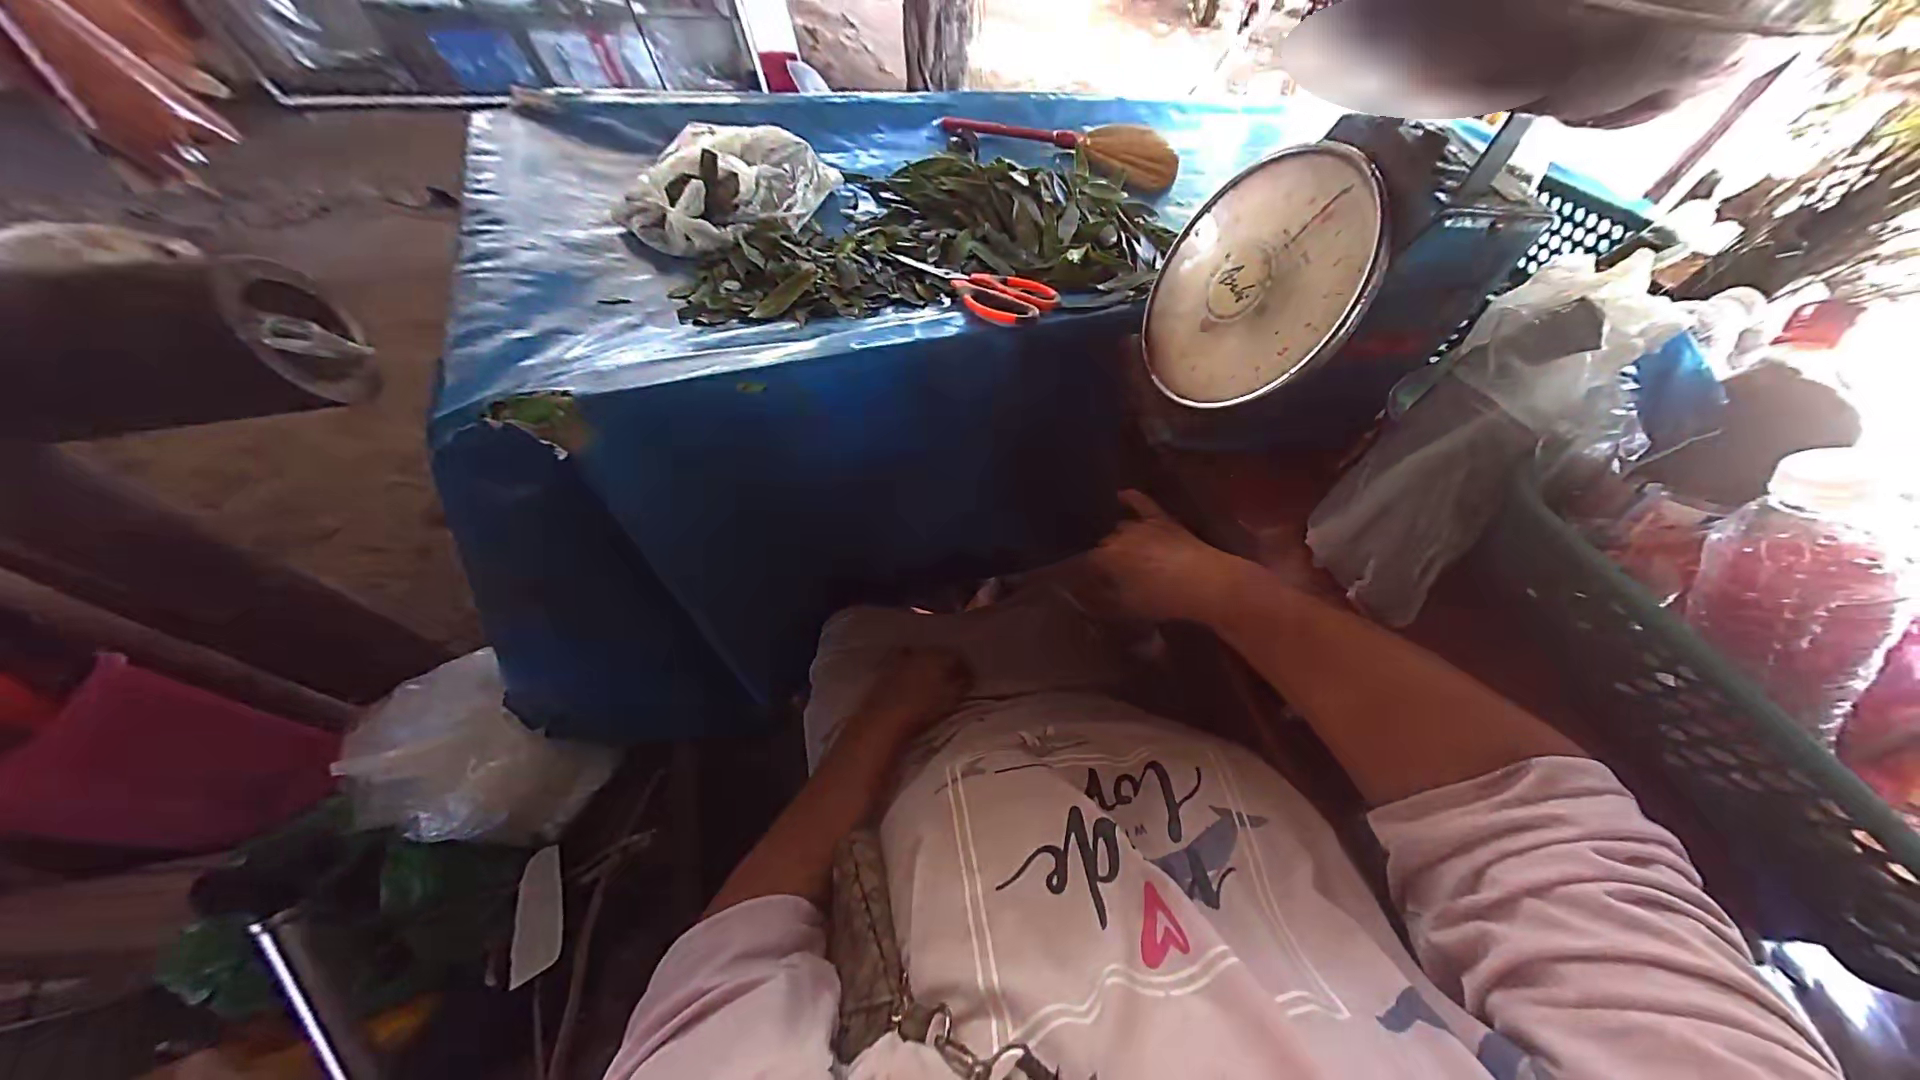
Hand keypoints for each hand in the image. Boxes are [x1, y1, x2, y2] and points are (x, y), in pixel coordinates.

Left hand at [844, 647, 971, 742]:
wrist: (883, 720)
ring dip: (929, 667)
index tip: (971, 682)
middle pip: (939, 654)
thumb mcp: (950, 700)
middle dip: (948, 666)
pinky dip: (911, 671)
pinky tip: (912, 684)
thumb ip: (962, 686)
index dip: (967, 670)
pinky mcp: (886, 670)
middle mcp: (920, 652)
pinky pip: (904, 665)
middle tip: (954, 681)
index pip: (959, 657)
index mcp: (939, 656)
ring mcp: (901, 659)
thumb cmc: (922, 711)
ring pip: (920, 658)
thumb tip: (967, 680)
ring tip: (933, 683)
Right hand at [1080, 490, 1260, 624]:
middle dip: (1092, 557)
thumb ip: (1098, 599)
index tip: (1059, 580)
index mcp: (1105, 557)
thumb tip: (1076, 594)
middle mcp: (1117, 535)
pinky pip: (1141, 503)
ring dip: (1109, 538)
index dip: (1068, 572)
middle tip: (1093, 572)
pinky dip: (1128, 499)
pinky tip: (1120, 495)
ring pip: (1116, 526)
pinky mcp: (1161, 519)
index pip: (1077, 562)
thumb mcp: (1126, 607)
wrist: (1209, 583)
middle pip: (1097, 544)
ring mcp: (1141, 524)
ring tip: (1105, 546)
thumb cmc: (1164, 600)